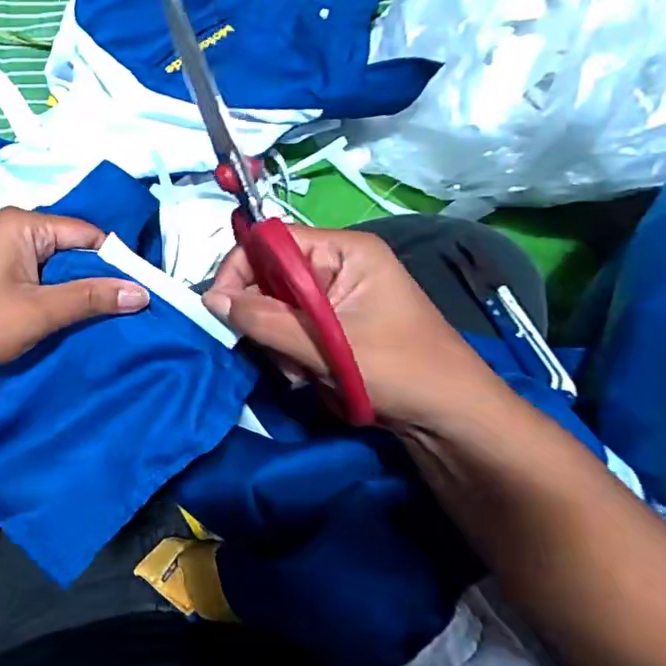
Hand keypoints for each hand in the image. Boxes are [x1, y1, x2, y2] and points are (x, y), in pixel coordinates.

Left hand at [0, 208, 147, 377]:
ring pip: (53, 266)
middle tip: (125, 307)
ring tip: (102, 316)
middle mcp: (11, 228)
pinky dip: (51, 295)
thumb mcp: (40, 311)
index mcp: (22, 224)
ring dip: (72, 290)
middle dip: (94, 276)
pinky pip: (34, 277)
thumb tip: (141, 291)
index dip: (115, 260)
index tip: (139, 291)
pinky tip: (67, 317)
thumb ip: (91, 297)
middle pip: (70, 247)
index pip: (85, 233)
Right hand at [202, 225, 499, 428]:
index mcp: (345, 251)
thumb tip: (210, 299)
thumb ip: (264, 319)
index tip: (221, 308)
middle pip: (269, 274)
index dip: (239, 269)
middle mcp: (338, 264)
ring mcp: (337, 294)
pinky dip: (288, 350)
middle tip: (272, 352)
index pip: (269, 242)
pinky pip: (290, 325)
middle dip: (261, 314)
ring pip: (275, 304)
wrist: (456, 424)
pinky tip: (306, 374)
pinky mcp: (335, 323)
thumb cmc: (403, 373)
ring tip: (298, 370)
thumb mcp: (326, 346)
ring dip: (274, 338)